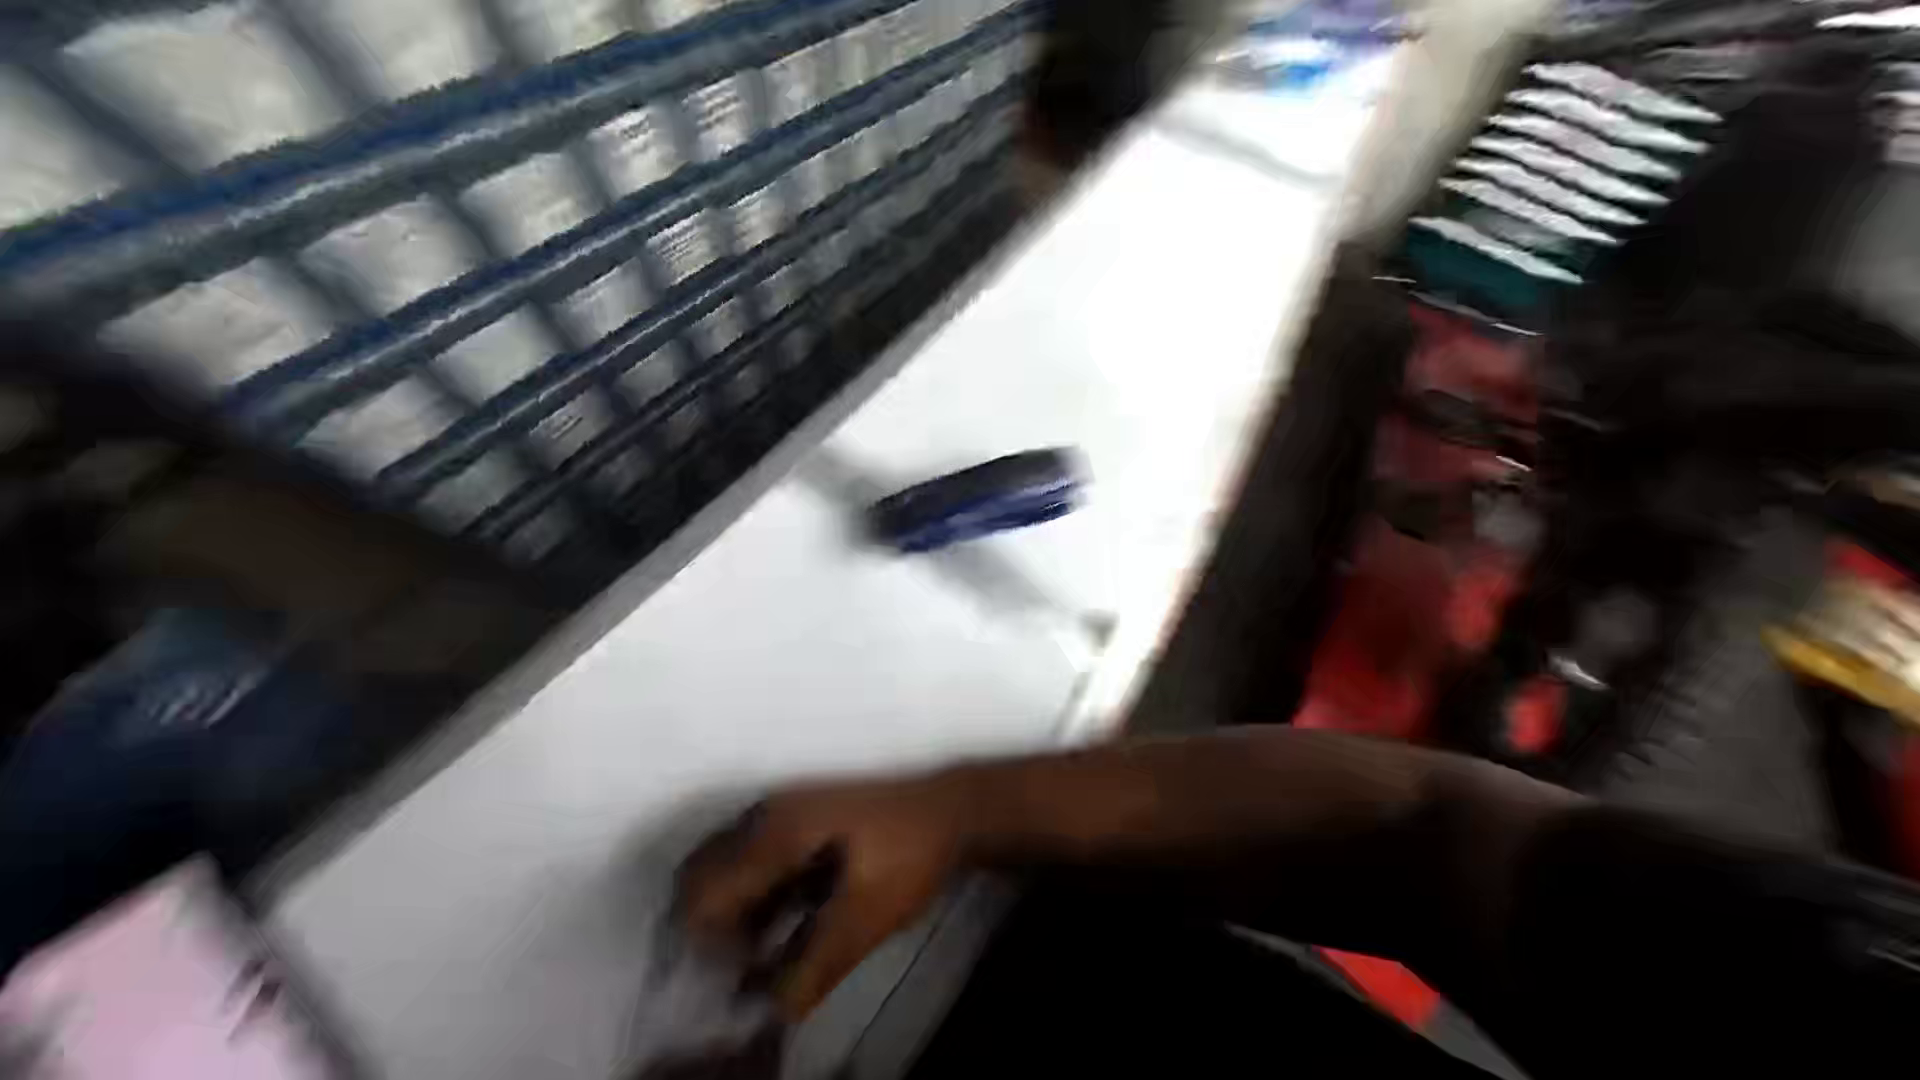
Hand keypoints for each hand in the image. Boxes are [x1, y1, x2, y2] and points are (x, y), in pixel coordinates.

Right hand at [676, 773, 978, 1019]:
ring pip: (730, 864)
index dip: (713, 943)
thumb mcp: (868, 918)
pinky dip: (761, 894)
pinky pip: (759, 856)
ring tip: (769, 954)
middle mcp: (770, 811)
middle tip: (750, 963)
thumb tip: (774, 1012)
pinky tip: (789, 925)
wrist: (954, 806)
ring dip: (738, 912)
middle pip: (704, 872)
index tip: (748, 972)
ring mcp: (787, 807)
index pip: (704, 891)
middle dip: (714, 925)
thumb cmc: (911, 853)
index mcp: (778, 830)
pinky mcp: (803, 815)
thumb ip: (817, 966)